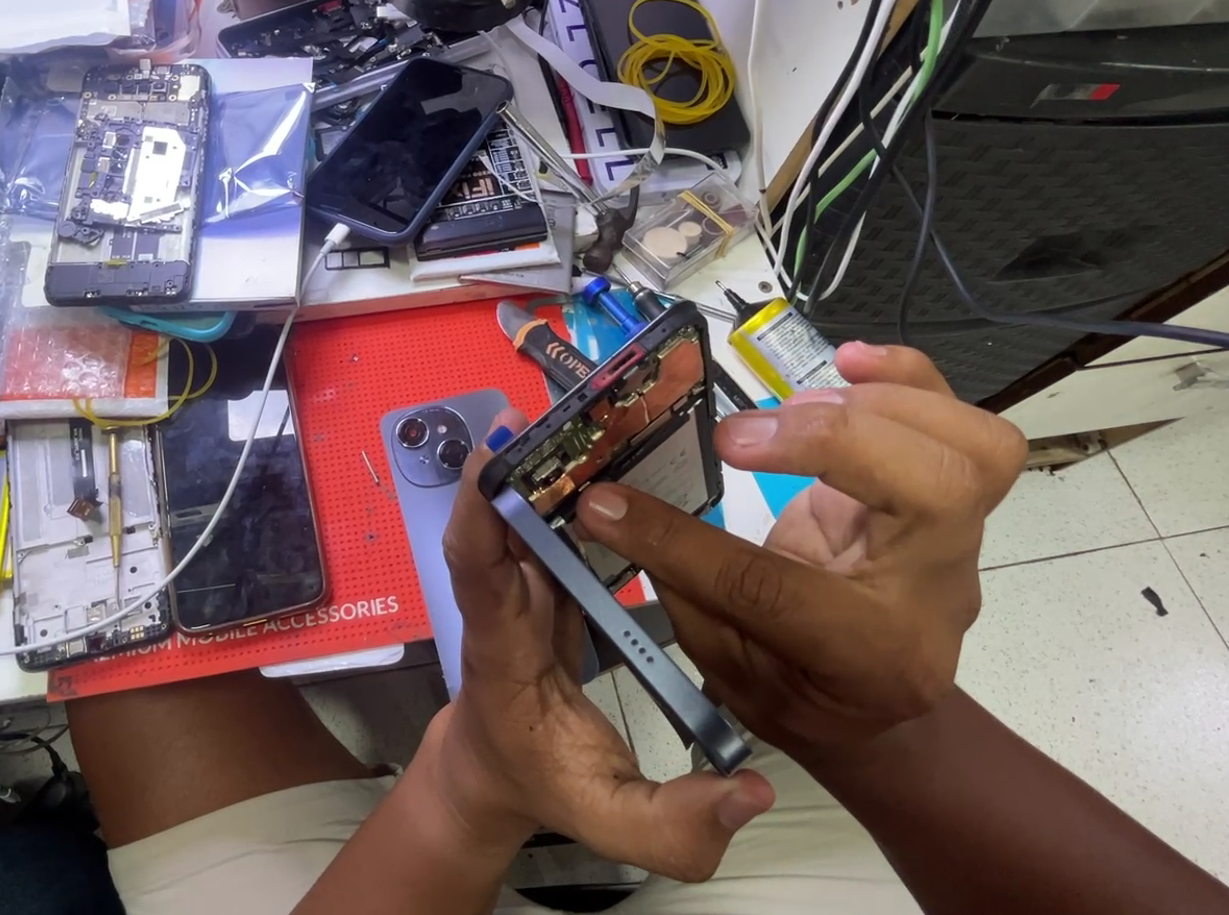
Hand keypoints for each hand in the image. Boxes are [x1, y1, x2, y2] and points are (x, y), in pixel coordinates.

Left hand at [414, 409, 773, 882]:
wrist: (499, 768)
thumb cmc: (542, 782)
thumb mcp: (613, 820)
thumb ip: (678, 824)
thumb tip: (752, 791)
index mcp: (502, 648)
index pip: (476, 568)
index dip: (478, 508)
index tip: (496, 455)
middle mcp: (502, 599)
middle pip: (494, 520)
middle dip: (519, 460)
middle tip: (562, 405)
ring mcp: (520, 582)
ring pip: (521, 511)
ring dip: (548, 462)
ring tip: (595, 413)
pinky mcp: (542, 577)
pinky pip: (548, 522)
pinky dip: (568, 485)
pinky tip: (609, 456)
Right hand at [573, 343, 1026, 757]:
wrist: (869, 704)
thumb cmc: (787, 686)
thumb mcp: (719, 656)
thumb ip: (675, 577)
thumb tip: (607, 501)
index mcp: (863, 655)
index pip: (770, 586)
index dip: (677, 541)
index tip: (607, 503)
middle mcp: (928, 597)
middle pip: (934, 494)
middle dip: (828, 441)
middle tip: (733, 439)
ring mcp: (953, 545)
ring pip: (973, 451)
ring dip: (874, 406)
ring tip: (790, 405)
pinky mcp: (948, 501)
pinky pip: (968, 429)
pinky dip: (911, 380)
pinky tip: (849, 362)